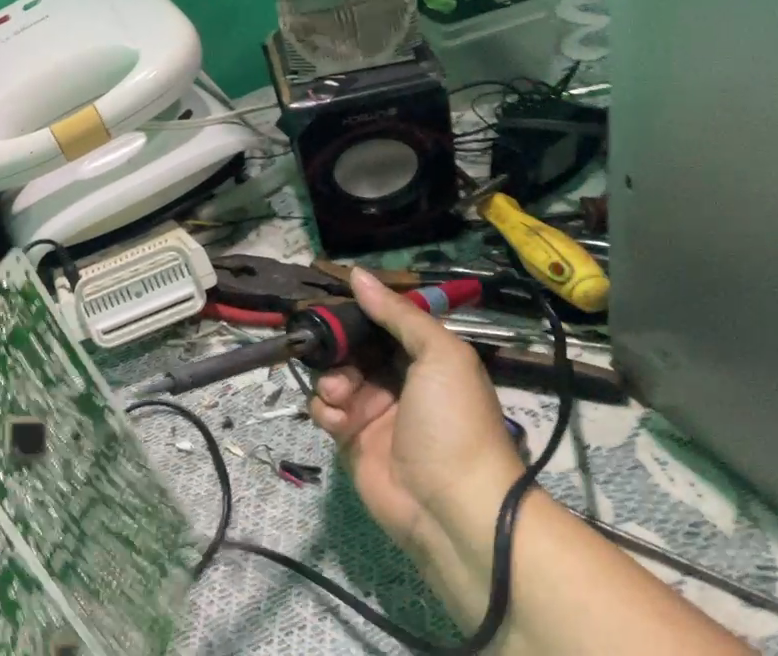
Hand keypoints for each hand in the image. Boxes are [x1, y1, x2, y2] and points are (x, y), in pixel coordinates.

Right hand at [308, 268, 523, 562]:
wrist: (451, 504)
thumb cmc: (453, 422)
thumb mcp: (440, 356)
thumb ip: (397, 314)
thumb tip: (357, 274)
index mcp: (424, 358)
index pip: (380, 323)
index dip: (356, 313)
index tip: (329, 304)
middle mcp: (396, 379)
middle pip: (350, 348)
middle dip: (336, 347)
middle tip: (331, 352)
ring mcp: (372, 410)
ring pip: (332, 376)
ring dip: (331, 381)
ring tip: (343, 398)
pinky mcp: (350, 438)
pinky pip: (324, 410)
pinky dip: (326, 411)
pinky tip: (341, 423)